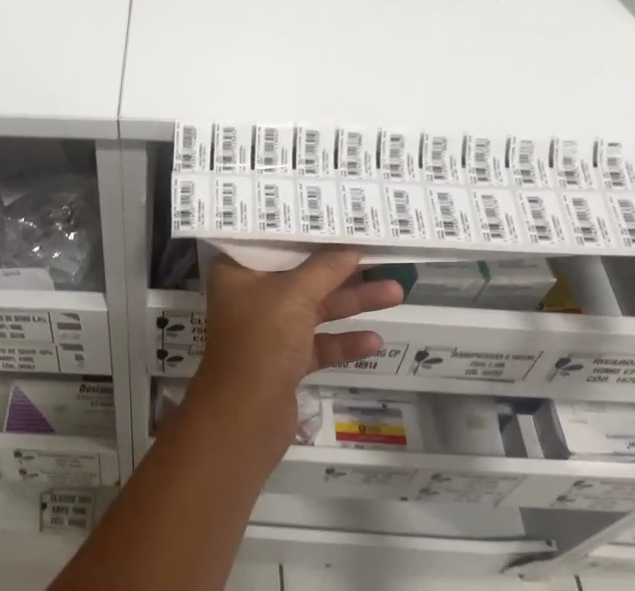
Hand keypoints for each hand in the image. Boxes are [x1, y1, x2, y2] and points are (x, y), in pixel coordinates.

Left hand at [193, 249, 404, 445]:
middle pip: (301, 274)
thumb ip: (325, 269)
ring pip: (315, 309)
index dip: (305, 230)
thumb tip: (352, 248)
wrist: (246, 416)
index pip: (273, 241)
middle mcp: (251, 296)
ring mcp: (268, 330)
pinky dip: (344, 341)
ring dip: (352, 302)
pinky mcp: (284, 360)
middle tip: (378, 254)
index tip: (337, 219)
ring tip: (396, 291)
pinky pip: (319, 343)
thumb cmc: (262, 341)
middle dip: (341, 269)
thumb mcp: (295, 295)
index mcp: (238, 272)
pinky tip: (375, 340)